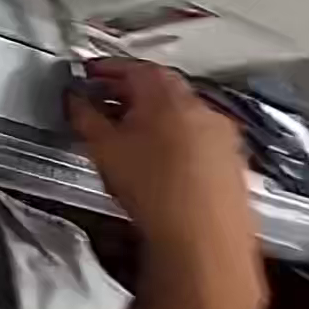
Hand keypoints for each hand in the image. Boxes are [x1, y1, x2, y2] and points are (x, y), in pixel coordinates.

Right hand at [67, 59, 254, 263]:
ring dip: (149, 110)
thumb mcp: (101, 146)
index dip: (108, 66)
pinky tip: (151, 151)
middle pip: (162, 86)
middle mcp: (203, 110)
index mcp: (170, 100)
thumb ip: (84, 114)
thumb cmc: (148, 186)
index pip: (138, 68)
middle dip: (128, 88)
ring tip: (121, 126)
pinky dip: (170, 131)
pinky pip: (195, 133)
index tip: (87, 72)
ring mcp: (224, 136)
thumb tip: (75, 98)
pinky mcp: (232, 161)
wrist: (203, 241)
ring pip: (180, 110)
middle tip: (100, 96)